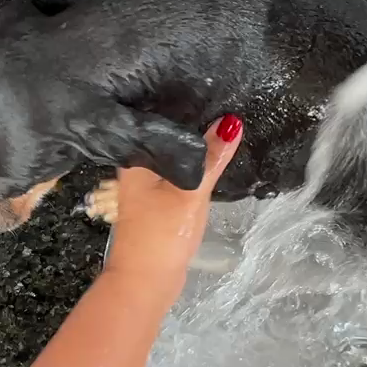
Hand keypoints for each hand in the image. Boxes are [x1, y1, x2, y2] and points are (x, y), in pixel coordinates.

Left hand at [102, 115, 242, 290]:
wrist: (144, 282)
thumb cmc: (160, 236)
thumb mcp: (190, 192)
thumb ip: (210, 158)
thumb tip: (231, 122)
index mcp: (135, 157)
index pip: (157, 117)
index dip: (182, 100)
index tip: (210, 84)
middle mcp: (135, 166)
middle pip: (166, 136)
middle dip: (192, 121)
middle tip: (225, 99)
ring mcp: (145, 185)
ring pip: (173, 155)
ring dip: (194, 146)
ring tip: (224, 123)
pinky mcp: (156, 201)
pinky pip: (176, 173)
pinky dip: (192, 166)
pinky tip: (209, 159)